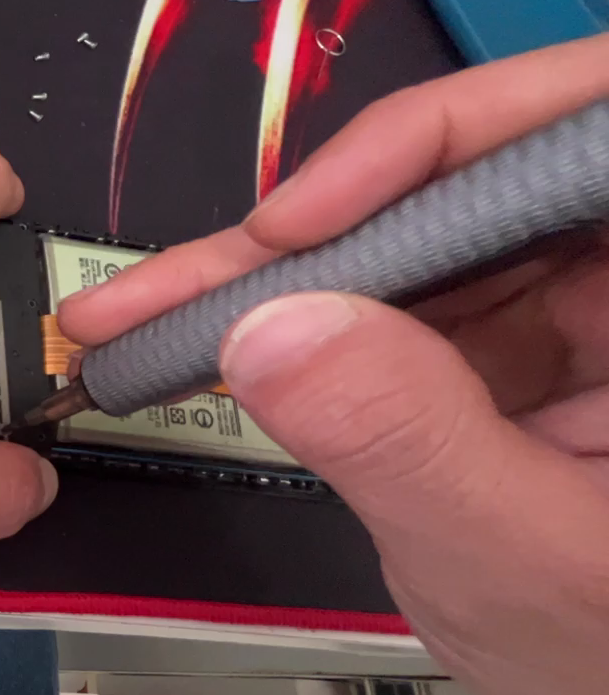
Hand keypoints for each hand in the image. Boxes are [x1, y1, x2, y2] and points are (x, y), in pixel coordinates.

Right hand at [58, 34, 608, 694]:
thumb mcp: (519, 556)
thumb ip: (402, 436)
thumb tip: (266, 329)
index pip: (573, 138)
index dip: (427, 150)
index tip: (293, 230)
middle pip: (443, 196)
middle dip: (275, 246)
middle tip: (149, 294)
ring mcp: (559, 309)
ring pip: (378, 252)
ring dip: (242, 288)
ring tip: (131, 324)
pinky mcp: (484, 347)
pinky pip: (359, 309)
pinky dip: (260, 329)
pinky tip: (182, 347)